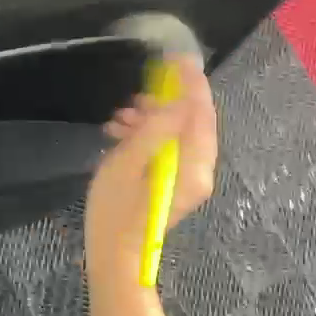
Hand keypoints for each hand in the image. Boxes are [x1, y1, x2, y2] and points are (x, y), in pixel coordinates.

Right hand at [86, 57, 218, 287]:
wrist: (115, 258)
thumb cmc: (116, 212)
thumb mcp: (129, 162)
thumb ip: (156, 127)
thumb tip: (178, 97)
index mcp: (194, 165)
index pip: (200, 112)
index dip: (189, 82)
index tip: (176, 57)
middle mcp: (200, 171)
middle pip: (193, 121)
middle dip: (165, 101)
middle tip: (136, 95)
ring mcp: (189, 179)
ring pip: (179, 134)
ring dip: (152, 119)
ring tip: (120, 119)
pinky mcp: (176, 185)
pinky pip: (170, 149)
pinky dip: (150, 137)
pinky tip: (122, 135)